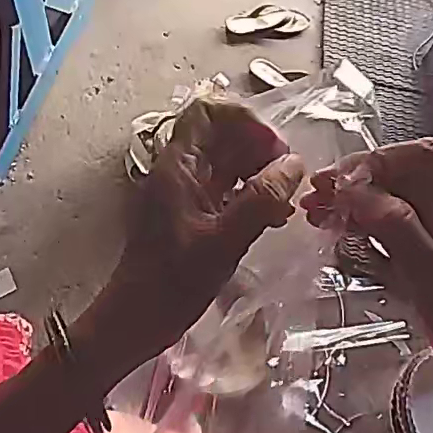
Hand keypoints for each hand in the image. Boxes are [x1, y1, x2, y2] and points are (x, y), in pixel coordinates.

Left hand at [84, 96, 304, 379]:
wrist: (137, 320)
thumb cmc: (172, 282)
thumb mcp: (223, 241)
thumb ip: (260, 200)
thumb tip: (294, 165)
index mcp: (178, 166)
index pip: (209, 112)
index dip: (245, 119)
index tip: (273, 149)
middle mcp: (182, 170)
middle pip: (224, 134)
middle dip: (261, 148)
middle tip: (288, 177)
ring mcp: (188, 191)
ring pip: (230, 161)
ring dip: (262, 172)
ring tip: (285, 201)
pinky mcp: (196, 212)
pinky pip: (229, 187)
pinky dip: (254, 194)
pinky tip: (274, 217)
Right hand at [302, 138, 432, 412]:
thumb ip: (396, 227)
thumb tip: (353, 188)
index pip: (427, 158)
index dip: (378, 162)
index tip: (339, 179)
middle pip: (412, 173)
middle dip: (362, 180)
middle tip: (319, 193)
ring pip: (404, 195)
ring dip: (362, 199)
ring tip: (320, 210)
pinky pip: (406, 219)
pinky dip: (373, 220)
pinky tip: (344, 226)